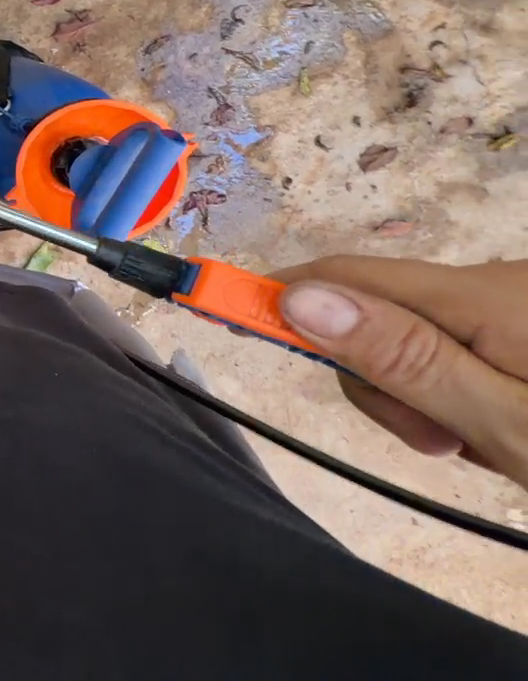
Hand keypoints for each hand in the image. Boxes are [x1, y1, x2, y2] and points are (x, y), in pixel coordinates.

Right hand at [271, 255, 527, 487]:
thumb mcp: (507, 423)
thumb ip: (403, 358)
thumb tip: (296, 299)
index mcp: (489, 293)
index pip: (344, 277)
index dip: (275, 295)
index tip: (223, 320)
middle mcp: (501, 280)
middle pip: (378, 312)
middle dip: (378, 375)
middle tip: (430, 441)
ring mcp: (520, 300)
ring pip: (414, 334)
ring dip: (420, 390)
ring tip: (475, 445)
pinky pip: (457, 342)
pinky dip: (457, 386)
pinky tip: (501, 427)